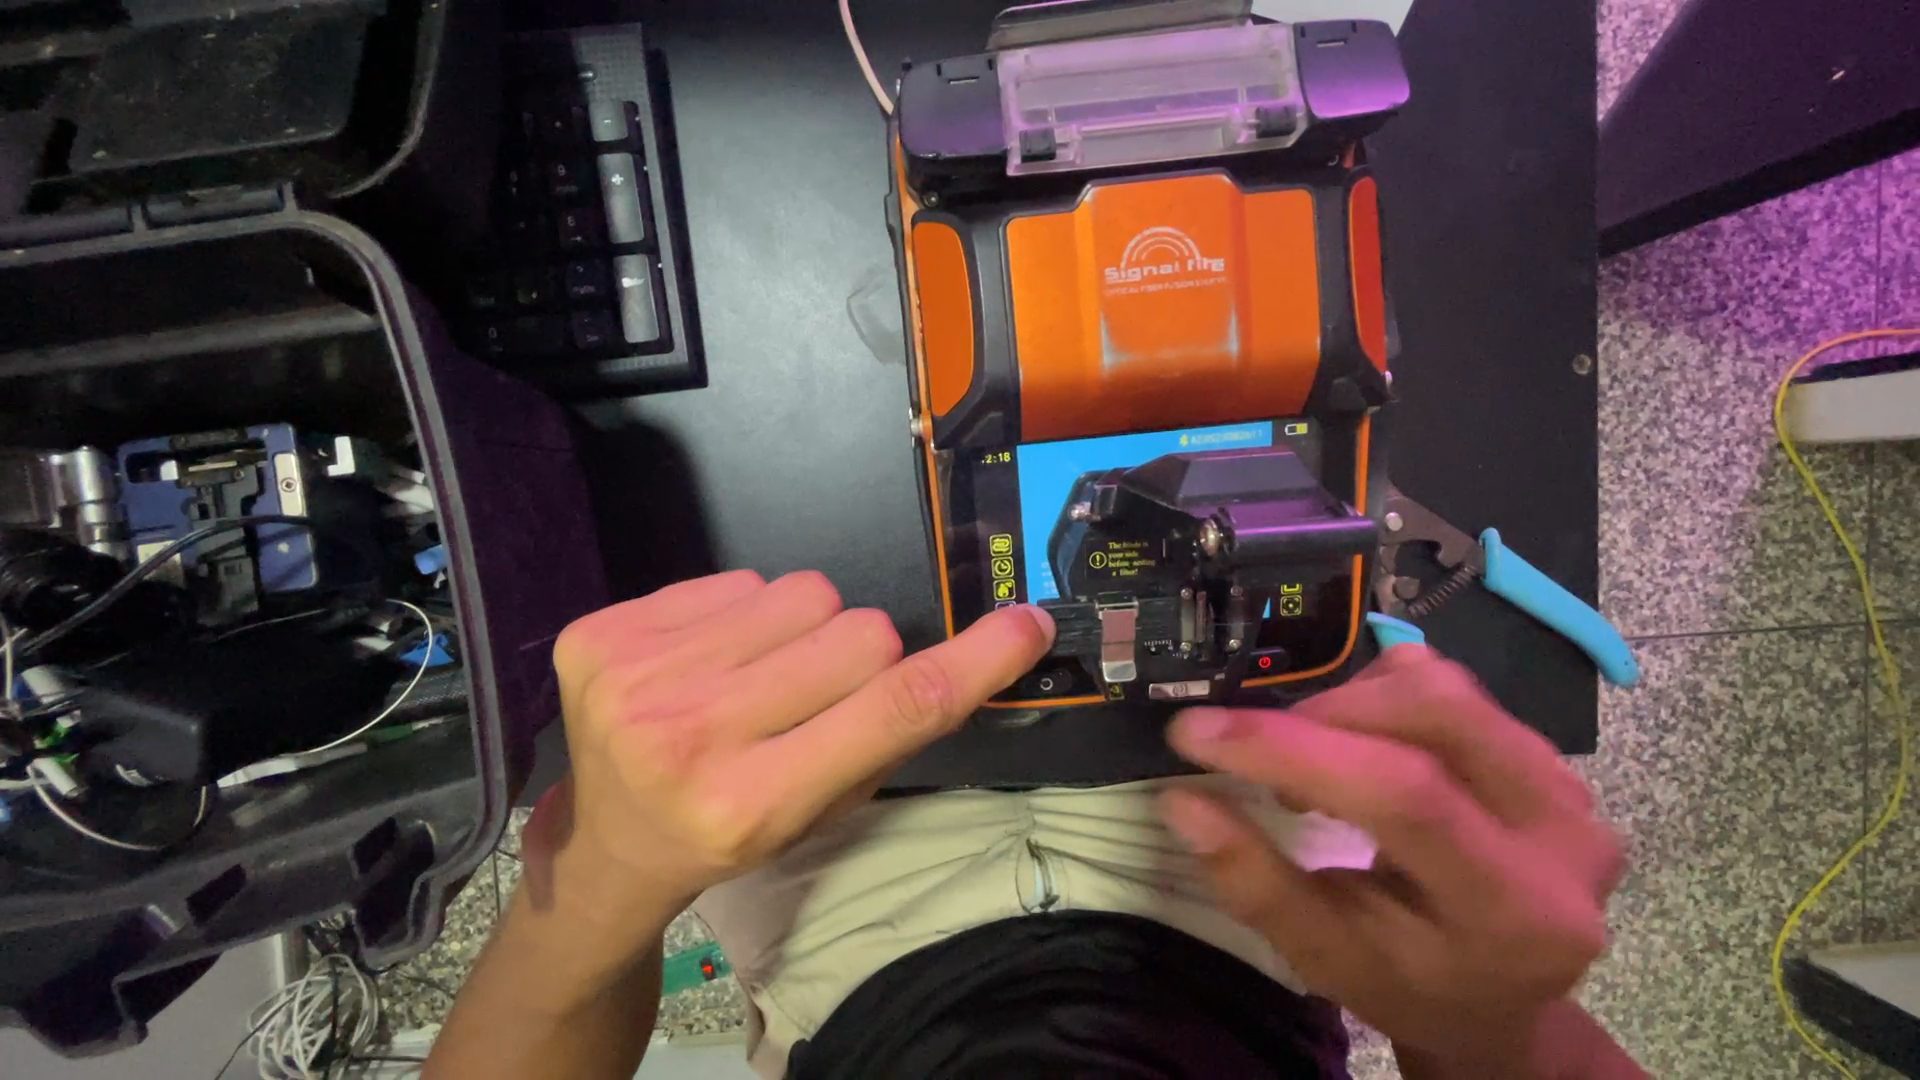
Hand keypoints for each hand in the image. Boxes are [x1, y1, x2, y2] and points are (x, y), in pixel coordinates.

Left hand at [528, 570, 1054, 918]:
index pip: (892, 710)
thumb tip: (969, 653)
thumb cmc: (732, 834)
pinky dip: (744, 612)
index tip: (1025, 624)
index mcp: (753, 803)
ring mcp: (637, 676)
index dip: (973, 662)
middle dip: (862, 655)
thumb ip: (888, 736)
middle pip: (859, 631)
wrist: (608, 843)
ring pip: (802, 589)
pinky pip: (737, 578)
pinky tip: (709, 658)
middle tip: (820, 692)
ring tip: (760, 672)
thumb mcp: (821, 814)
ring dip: (803, 626)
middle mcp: (691, 735)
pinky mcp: (603, 632)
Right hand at [1160, 646, 1622, 1073]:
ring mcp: (1567, 785)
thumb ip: (1253, 879)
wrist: (1498, 996)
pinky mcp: (1547, 753)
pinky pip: (1448, 684)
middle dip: (1318, 714)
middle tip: (1259, 750)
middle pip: (1431, 713)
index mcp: (1515, 911)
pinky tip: (1360, 742)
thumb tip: (1181, 799)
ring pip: (1439, 686)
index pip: (1404, 795)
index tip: (1193, 731)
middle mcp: (1564, 835)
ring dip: (1347, 702)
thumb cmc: (1406, 984)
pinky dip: (1379, 694)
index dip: (1289, 748)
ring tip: (1313, 754)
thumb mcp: (1321, 956)